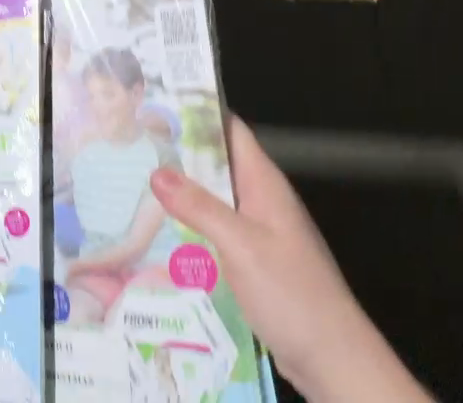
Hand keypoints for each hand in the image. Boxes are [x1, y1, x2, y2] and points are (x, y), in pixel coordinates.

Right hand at [149, 117, 429, 401]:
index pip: (229, 129)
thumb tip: (157, 172)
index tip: (154, 102)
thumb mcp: (241, 245)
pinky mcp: (251, 261)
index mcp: (263, 183)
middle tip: (129, 144)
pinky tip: (157, 234)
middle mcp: (260, 200)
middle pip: (215, 164)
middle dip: (177, 152)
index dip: (196, 112)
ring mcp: (257, 231)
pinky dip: (188, 226)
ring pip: (212, 199)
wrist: (333, 360)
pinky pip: (214, 231)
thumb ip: (199, 207)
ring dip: (179, 192)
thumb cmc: (293, 294)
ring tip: (130, 183)